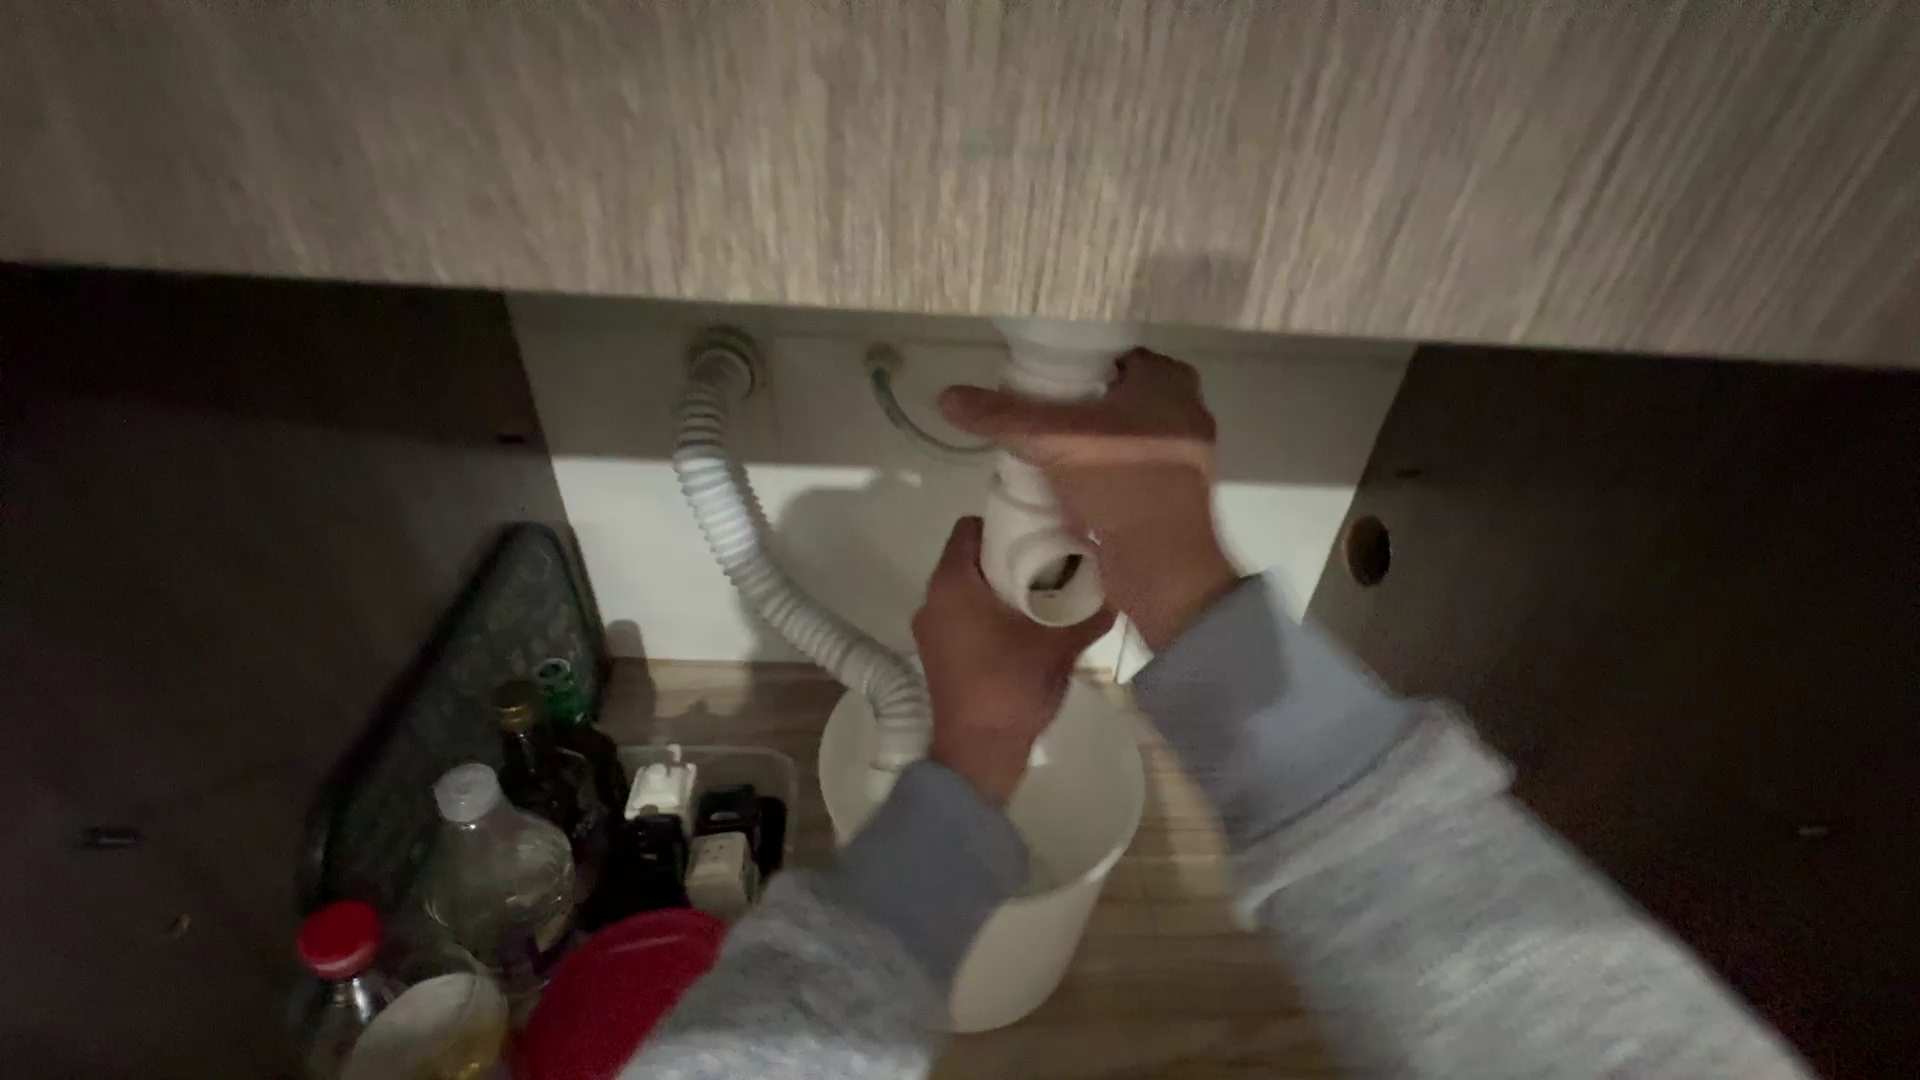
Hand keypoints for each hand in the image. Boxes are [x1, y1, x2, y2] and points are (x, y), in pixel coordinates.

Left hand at [913, 516, 1113, 805]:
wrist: (977, 753)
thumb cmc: (1010, 687)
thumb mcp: (1058, 648)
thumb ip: (1087, 617)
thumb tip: (1115, 596)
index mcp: (952, 585)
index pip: (967, 529)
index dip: (999, 524)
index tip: (1032, 532)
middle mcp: (932, 601)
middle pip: (966, 559)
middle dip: (1003, 557)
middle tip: (1045, 562)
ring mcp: (930, 630)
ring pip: (963, 590)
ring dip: (995, 589)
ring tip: (1038, 596)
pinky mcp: (936, 655)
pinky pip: (959, 616)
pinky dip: (984, 614)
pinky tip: (1020, 629)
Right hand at [940, 348, 1239, 650]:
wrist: (1164, 568)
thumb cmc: (1121, 484)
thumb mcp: (1052, 441)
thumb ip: (999, 416)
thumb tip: (946, 396)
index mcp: (1169, 381)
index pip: (1110, 355)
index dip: (1069, 362)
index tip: (1032, 378)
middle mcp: (1183, 411)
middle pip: (1111, 396)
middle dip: (1071, 406)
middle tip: (1027, 415)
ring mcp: (1181, 457)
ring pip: (1118, 435)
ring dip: (1083, 442)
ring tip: (1037, 448)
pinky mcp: (1170, 495)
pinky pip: (1125, 470)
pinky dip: (1096, 472)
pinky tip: (1062, 482)